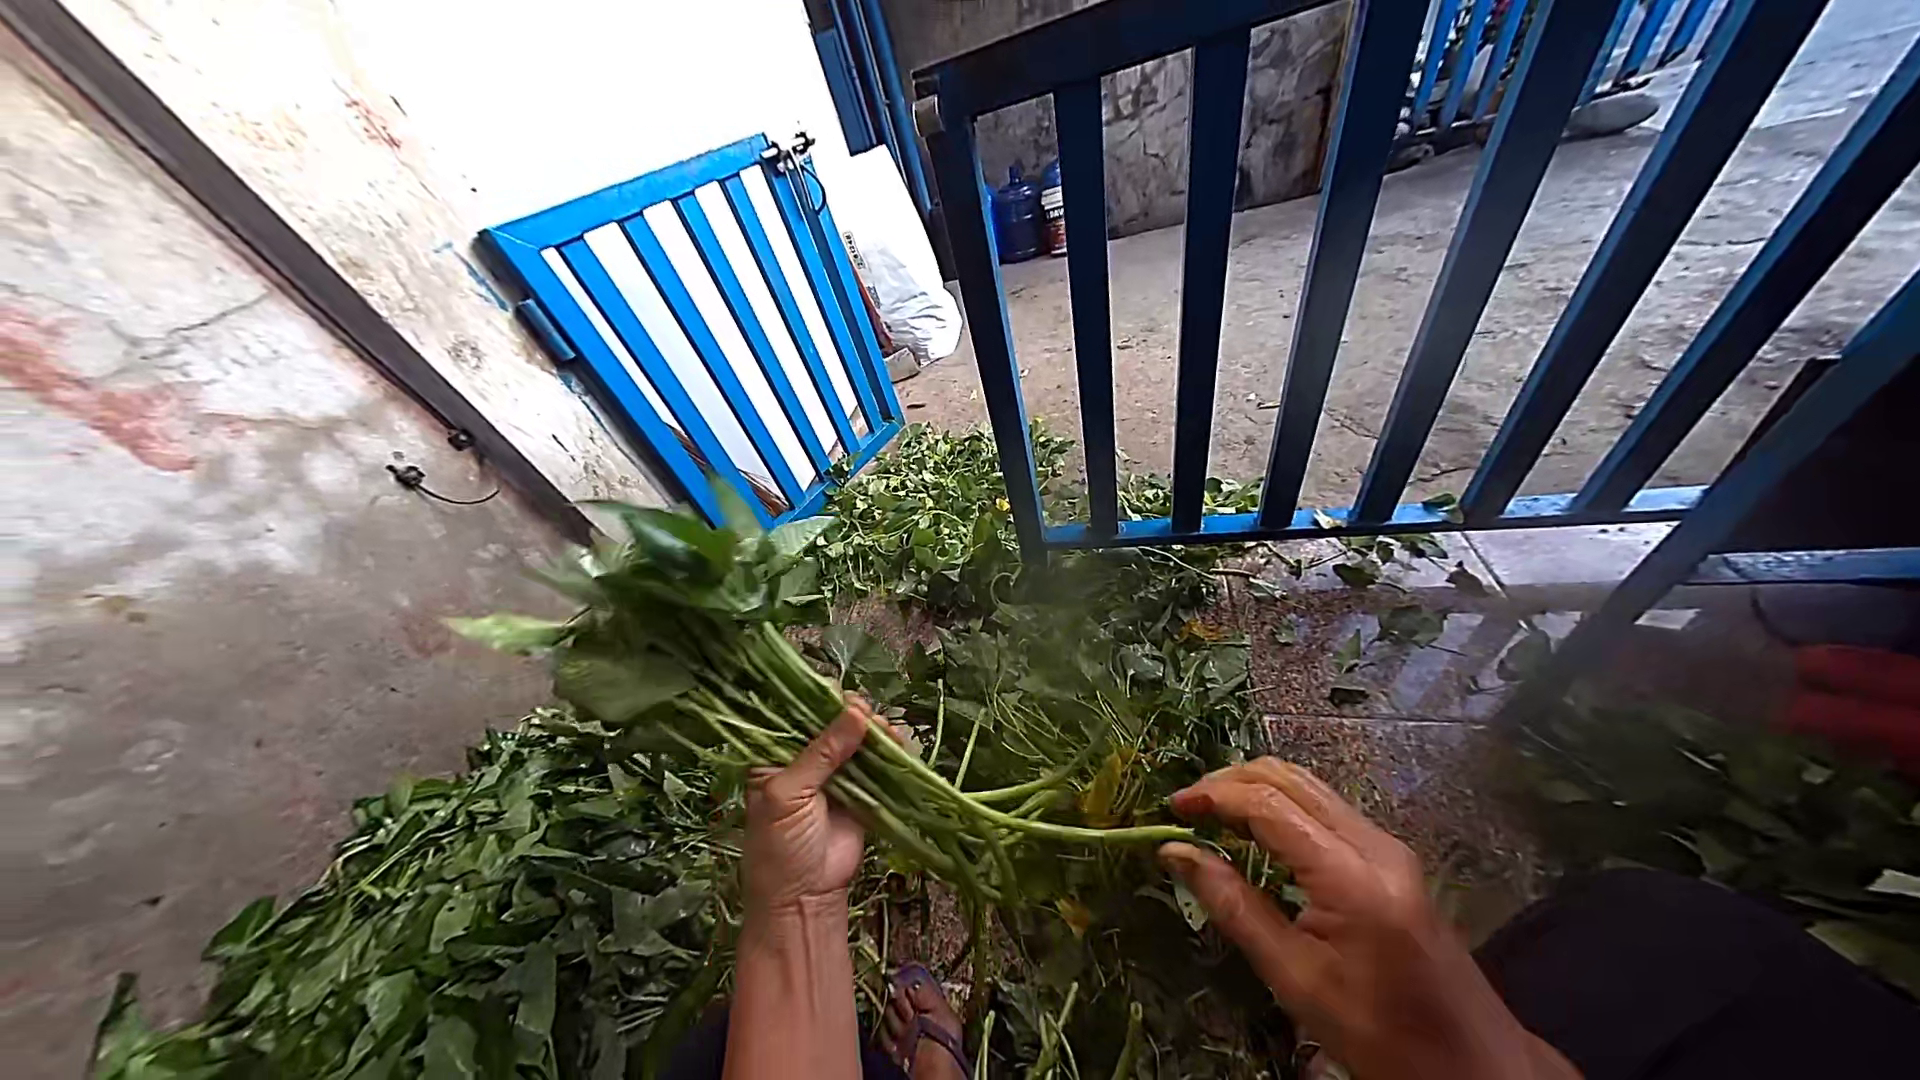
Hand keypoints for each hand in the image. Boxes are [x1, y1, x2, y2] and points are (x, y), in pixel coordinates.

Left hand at [742, 696, 881, 916]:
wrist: (804, 898)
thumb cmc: (780, 846)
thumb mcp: (789, 794)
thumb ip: (822, 752)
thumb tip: (857, 712)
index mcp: (777, 755)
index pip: (797, 714)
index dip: (818, 700)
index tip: (840, 695)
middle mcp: (807, 759)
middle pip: (833, 723)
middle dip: (851, 713)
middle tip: (865, 713)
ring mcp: (837, 774)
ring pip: (858, 740)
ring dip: (873, 730)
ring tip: (884, 729)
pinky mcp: (863, 790)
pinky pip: (878, 764)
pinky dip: (890, 752)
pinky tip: (897, 743)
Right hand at [1160, 758, 1577, 1079]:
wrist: (1480, 1069)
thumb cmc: (1381, 1036)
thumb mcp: (1295, 978)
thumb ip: (1231, 905)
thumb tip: (1174, 852)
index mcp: (1351, 876)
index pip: (1269, 804)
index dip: (1214, 796)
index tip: (1174, 808)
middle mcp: (1373, 844)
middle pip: (1287, 778)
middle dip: (1229, 781)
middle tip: (1189, 806)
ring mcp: (1386, 845)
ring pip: (1305, 783)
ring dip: (1252, 786)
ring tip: (1211, 811)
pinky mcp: (1389, 854)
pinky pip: (1321, 804)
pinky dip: (1277, 801)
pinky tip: (1254, 827)